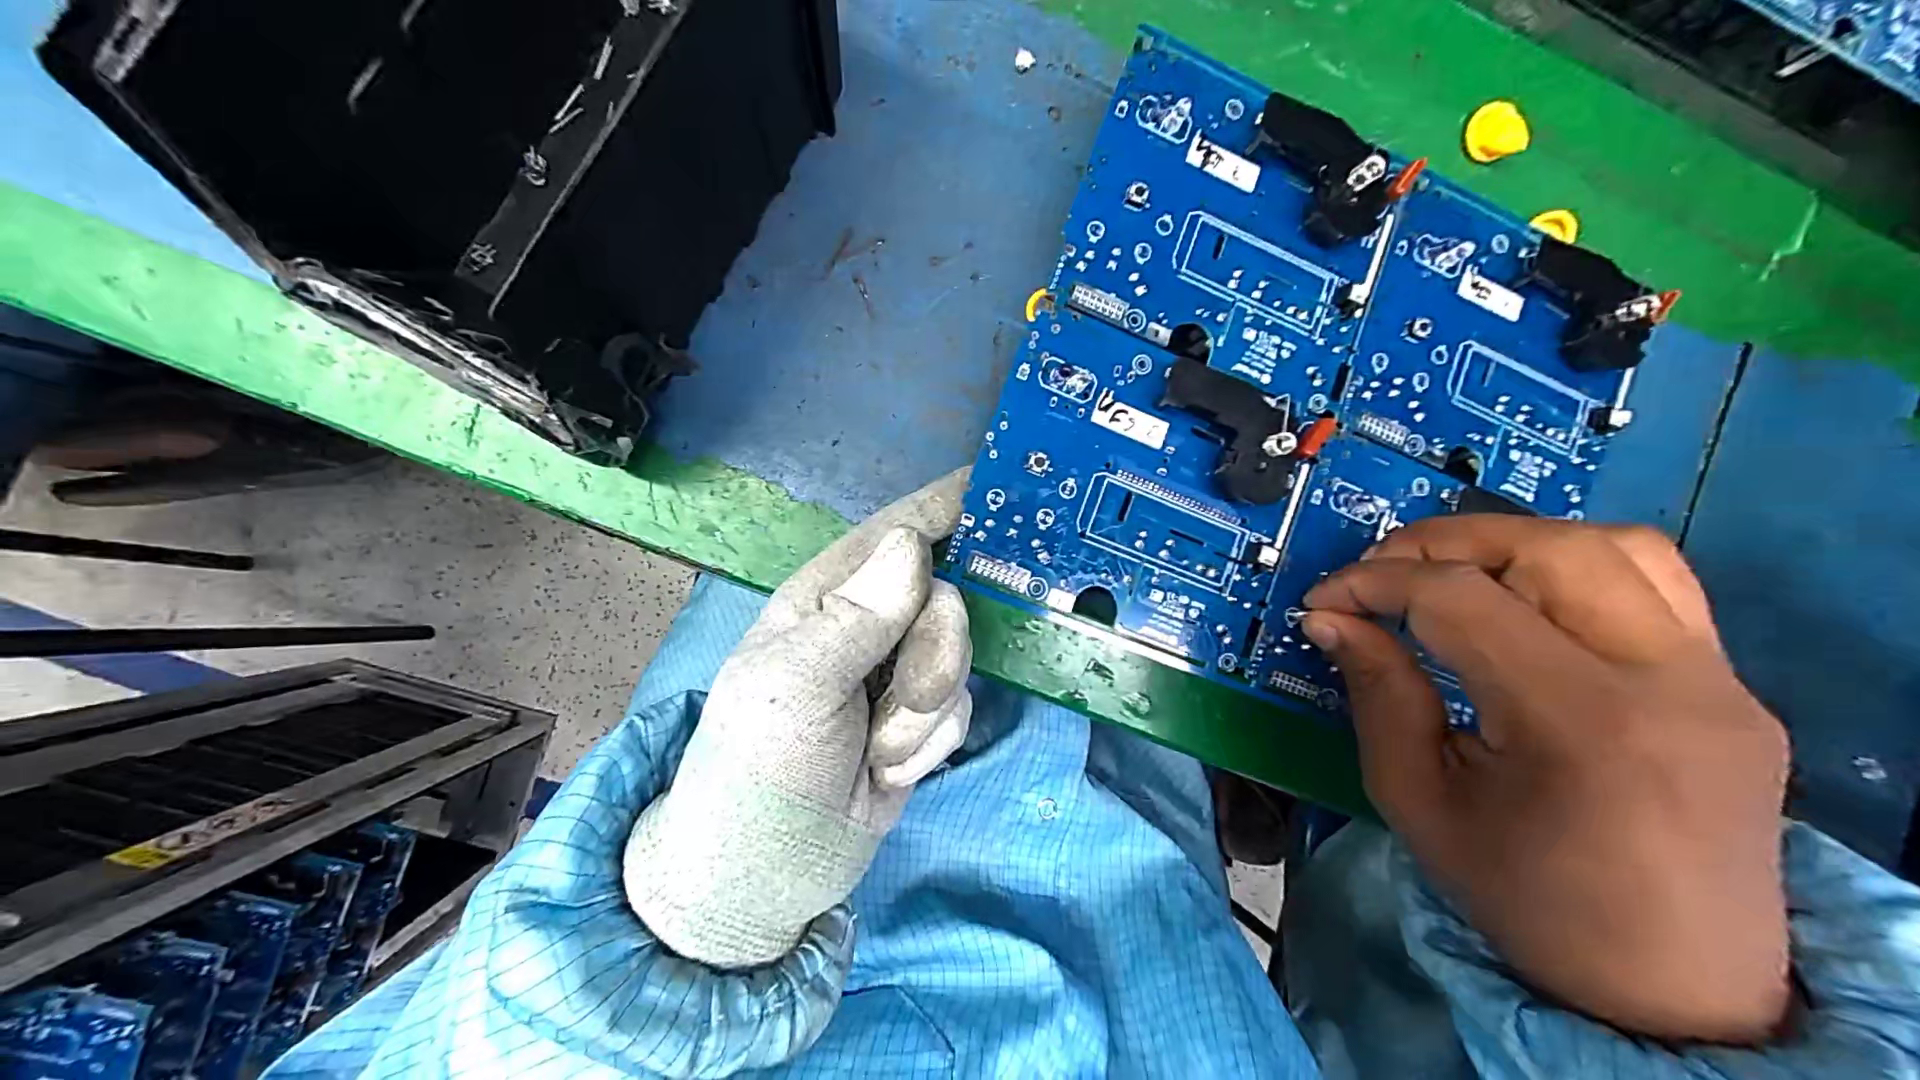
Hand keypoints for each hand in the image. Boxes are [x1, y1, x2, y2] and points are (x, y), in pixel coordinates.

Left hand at [623, 470, 972, 968]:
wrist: (768, 873)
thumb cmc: (759, 767)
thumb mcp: (794, 686)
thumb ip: (857, 619)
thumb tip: (913, 545)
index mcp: (827, 596)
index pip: (895, 532)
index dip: (945, 506)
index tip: (998, 484)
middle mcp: (870, 624)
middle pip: (946, 600)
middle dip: (933, 655)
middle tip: (897, 702)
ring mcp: (899, 674)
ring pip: (959, 659)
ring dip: (924, 713)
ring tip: (876, 753)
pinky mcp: (922, 721)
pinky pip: (961, 710)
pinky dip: (928, 746)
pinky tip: (887, 772)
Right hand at [1301, 515, 1790, 1042]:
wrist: (1671, 985)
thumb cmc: (1523, 897)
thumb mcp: (1416, 798)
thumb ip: (1376, 692)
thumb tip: (1329, 619)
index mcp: (1581, 723)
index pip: (1459, 599)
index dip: (1374, 583)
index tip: (1323, 602)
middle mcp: (1669, 681)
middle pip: (1542, 549)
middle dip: (1436, 544)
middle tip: (1375, 576)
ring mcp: (1718, 678)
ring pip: (1610, 545)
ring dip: (1506, 543)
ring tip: (1443, 574)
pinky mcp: (1731, 683)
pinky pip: (1655, 580)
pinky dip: (1572, 562)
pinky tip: (1521, 595)